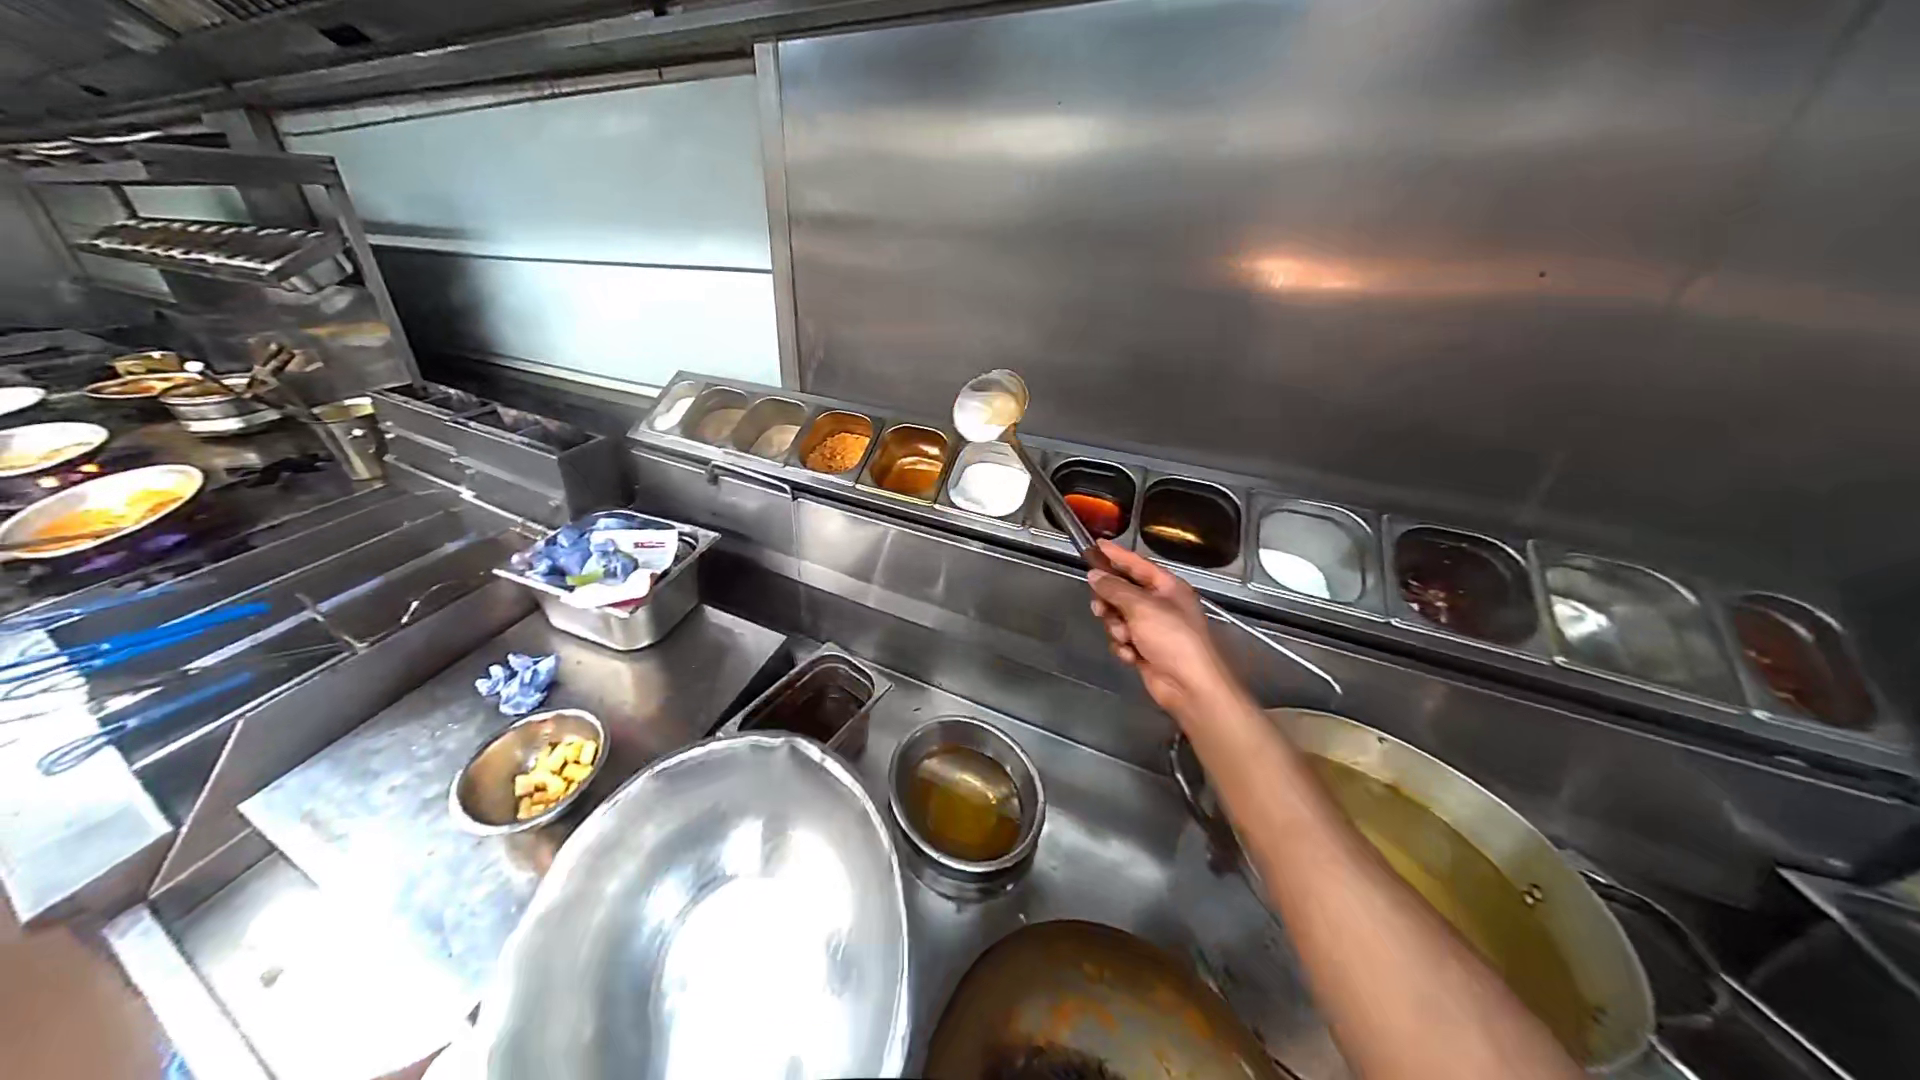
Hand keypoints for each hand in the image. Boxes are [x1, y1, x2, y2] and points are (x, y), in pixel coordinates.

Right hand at [1087, 540, 1242, 719]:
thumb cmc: (1172, 638)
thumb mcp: (1141, 606)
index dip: (1116, 555)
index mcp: (1168, 587)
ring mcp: (1153, 628)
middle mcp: (1160, 604)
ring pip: (1118, 618)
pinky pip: (1122, 640)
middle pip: (1123, 593)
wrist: (1189, 685)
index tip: (1096, 546)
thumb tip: (1094, 575)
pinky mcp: (1145, 650)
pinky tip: (1132, 655)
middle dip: (1110, 603)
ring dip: (1117, 629)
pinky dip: (1124, 647)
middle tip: (1099, 607)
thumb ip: (1114, 588)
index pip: (1137, 565)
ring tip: (1126, 638)